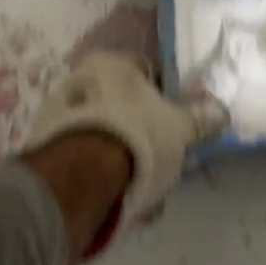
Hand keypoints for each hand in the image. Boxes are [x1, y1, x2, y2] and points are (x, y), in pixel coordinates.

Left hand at [24, 53, 226, 223]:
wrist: (81, 177)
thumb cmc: (137, 136)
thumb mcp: (181, 128)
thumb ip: (201, 120)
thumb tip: (219, 113)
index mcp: (110, 63)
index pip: (144, 72)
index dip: (164, 99)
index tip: (175, 127)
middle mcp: (77, 80)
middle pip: (120, 107)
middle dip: (141, 136)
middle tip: (160, 163)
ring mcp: (57, 115)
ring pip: (102, 138)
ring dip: (121, 162)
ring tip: (142, 193)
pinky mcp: (46, 151)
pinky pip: (84, 161)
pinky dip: (100, 178)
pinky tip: (118, 201)